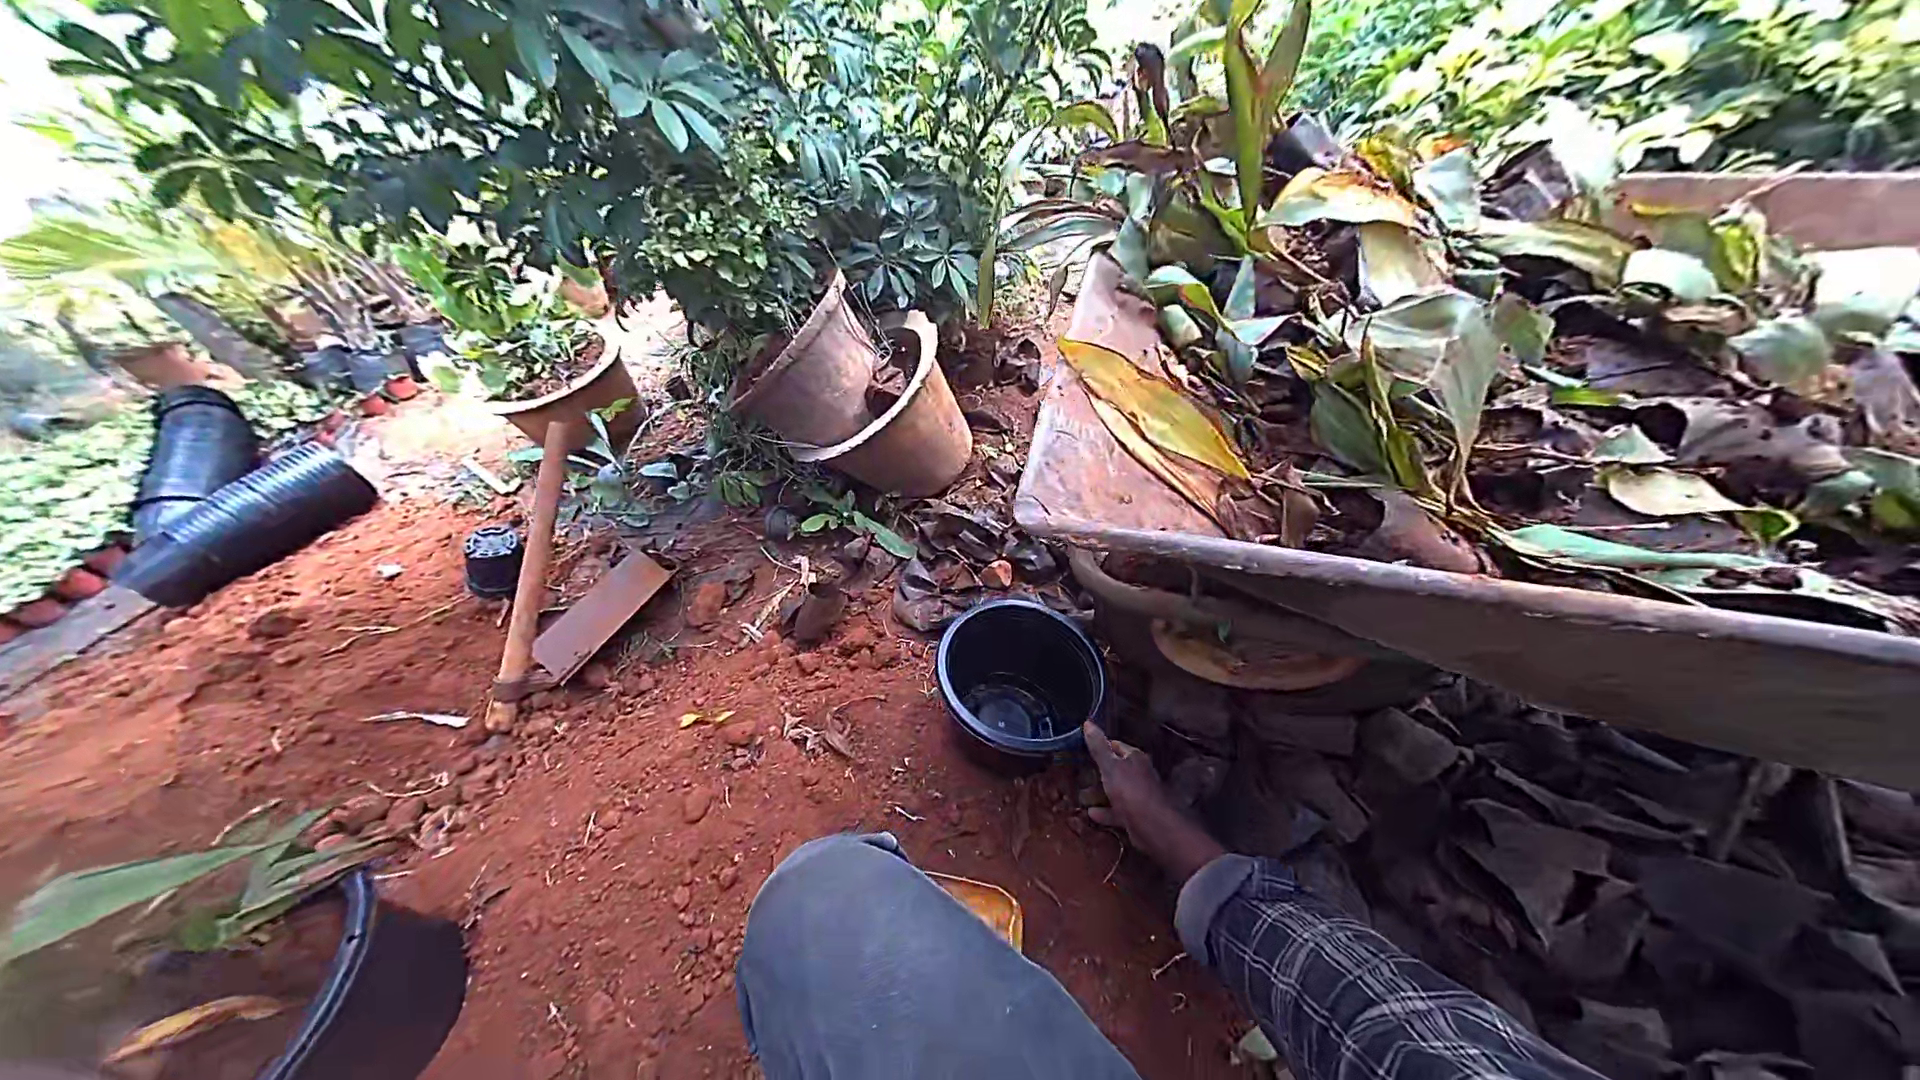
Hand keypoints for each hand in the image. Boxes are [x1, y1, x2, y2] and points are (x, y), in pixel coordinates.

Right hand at [1083, 723, 1225, 883]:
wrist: (1153, 827)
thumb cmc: (1130, 790)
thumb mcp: (1110, 766)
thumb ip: (1098, 747)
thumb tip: (1088, 723)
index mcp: (1134, 758)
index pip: (1116, 746)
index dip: (1101, 746)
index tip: (1084, 748)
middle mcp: (1139, 774)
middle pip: (1117, 768)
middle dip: (1099, 771)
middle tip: (1081, 772)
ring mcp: (1138, 795)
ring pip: (1116, 790)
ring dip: (1101, 792)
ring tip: (1082, 793)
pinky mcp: (1136, 815)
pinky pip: (1117, 811)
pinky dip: (1105, 812)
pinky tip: (1091, 813)